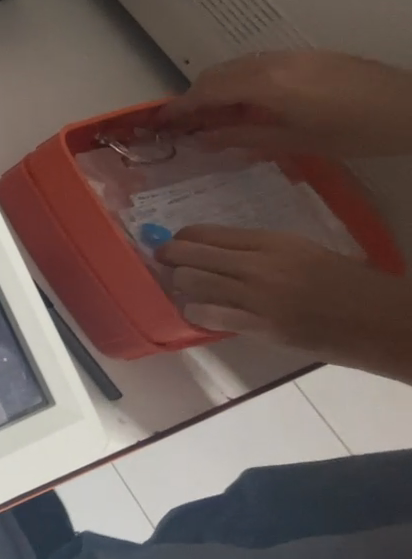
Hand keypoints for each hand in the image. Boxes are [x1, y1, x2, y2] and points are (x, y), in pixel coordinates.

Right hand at [154, 50, 411, 157]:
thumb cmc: (357, 132)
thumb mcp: (295, 142)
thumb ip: (242, 137)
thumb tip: (203, 139)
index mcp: (265, 85)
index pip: (204, 92)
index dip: (178, 108)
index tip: (160, 122)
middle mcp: (272, 63)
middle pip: (215, 75)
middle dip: (196, 97)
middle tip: (192, 123)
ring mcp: (293, 56)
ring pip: (236, 67)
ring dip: (219, 87)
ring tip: (224, 115)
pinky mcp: (310, 56)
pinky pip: (259, 64)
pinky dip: (243, 81)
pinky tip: (255, 102)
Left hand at [157, 224, 411, 380]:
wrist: (392, 324)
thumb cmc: (350, 286)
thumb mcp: (303, 254)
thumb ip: (255, 250)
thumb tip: (205, 251)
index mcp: (274, 243)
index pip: (200, 232)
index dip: (180, 240)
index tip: (178, 248)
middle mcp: (261, 265)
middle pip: (184, 254)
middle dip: (168, 259)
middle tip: (169, 266)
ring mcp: (258, 296)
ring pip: (186, 282)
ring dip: (180, 287)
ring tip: (192, 291)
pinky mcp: (261, 326)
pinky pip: (204, 314)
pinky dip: (197, 312)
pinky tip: (208, 313)